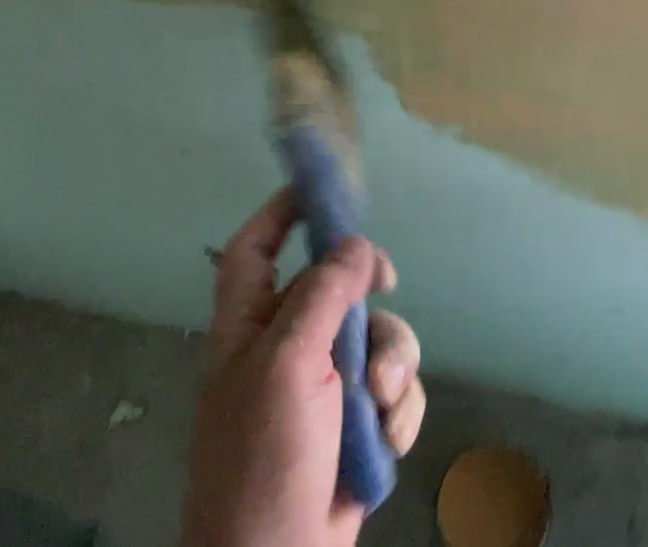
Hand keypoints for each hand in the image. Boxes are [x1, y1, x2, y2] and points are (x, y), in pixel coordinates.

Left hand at [181, 189, 425, 546]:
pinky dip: (399, 409)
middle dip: (366, 290)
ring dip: (391, 366)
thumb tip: (354, 245)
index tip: (322, 189)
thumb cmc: (266, 457)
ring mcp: (324, 386)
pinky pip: (393, 387)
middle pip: (334, 285)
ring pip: (376, 337)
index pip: (254, 250)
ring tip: (383, 403)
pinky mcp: (356, 421)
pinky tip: (387, 440)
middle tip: (387, 283)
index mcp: (249, 325)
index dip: (280, 212)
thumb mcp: (287, 365)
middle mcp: (285, 346)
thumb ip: (320, 296)